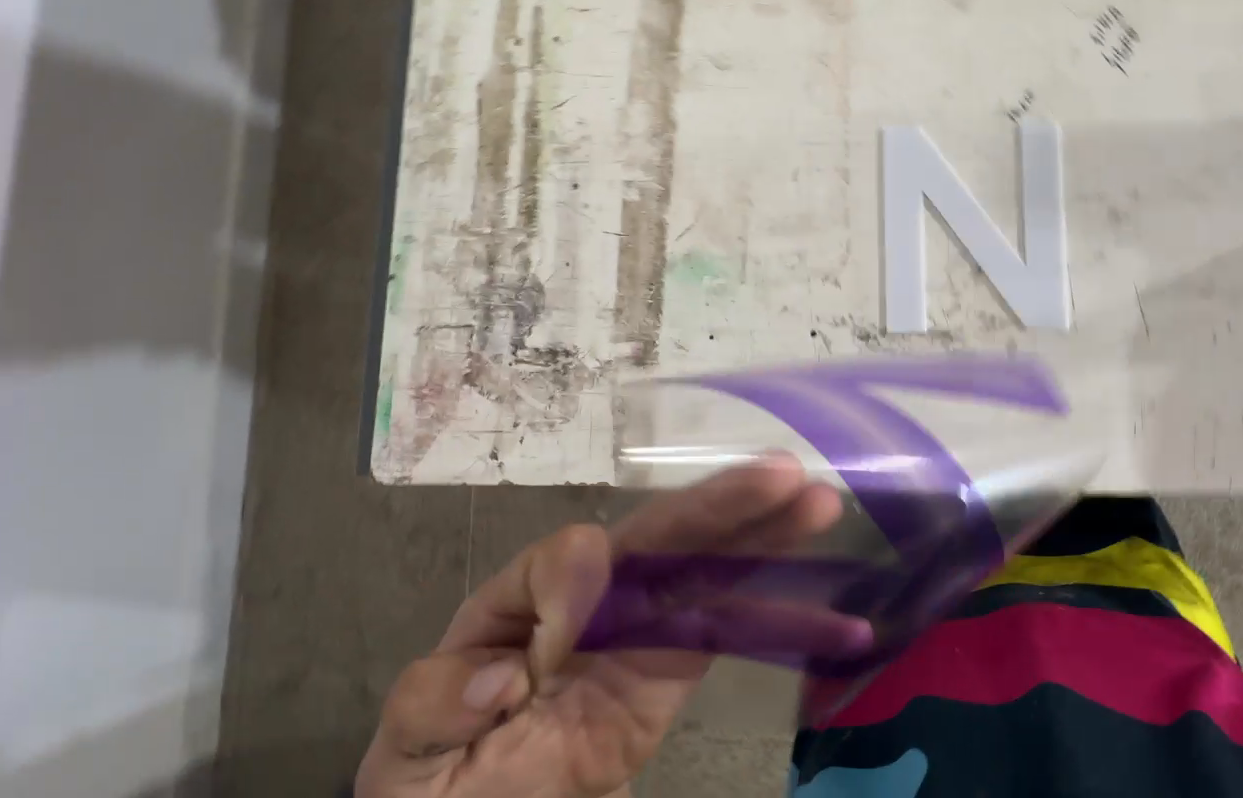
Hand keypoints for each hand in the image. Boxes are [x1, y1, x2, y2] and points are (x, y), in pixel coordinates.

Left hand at [354, 455, 850, 797]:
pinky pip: (733, 624)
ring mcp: (649, 621)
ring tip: (817, 502)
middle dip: (718, 503)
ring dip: (765, 533)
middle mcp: (598, 588)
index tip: (562, 644)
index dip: (576, 583)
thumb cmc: (444, 770)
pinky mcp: (683, 657)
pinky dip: (782, 613)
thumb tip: (504, 678)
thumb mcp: (410, 746)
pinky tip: (833, 607)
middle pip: (662, 535)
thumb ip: (435, 703)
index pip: (562, 561)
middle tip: (778, 474)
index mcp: (527, 595)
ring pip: (710, 564)